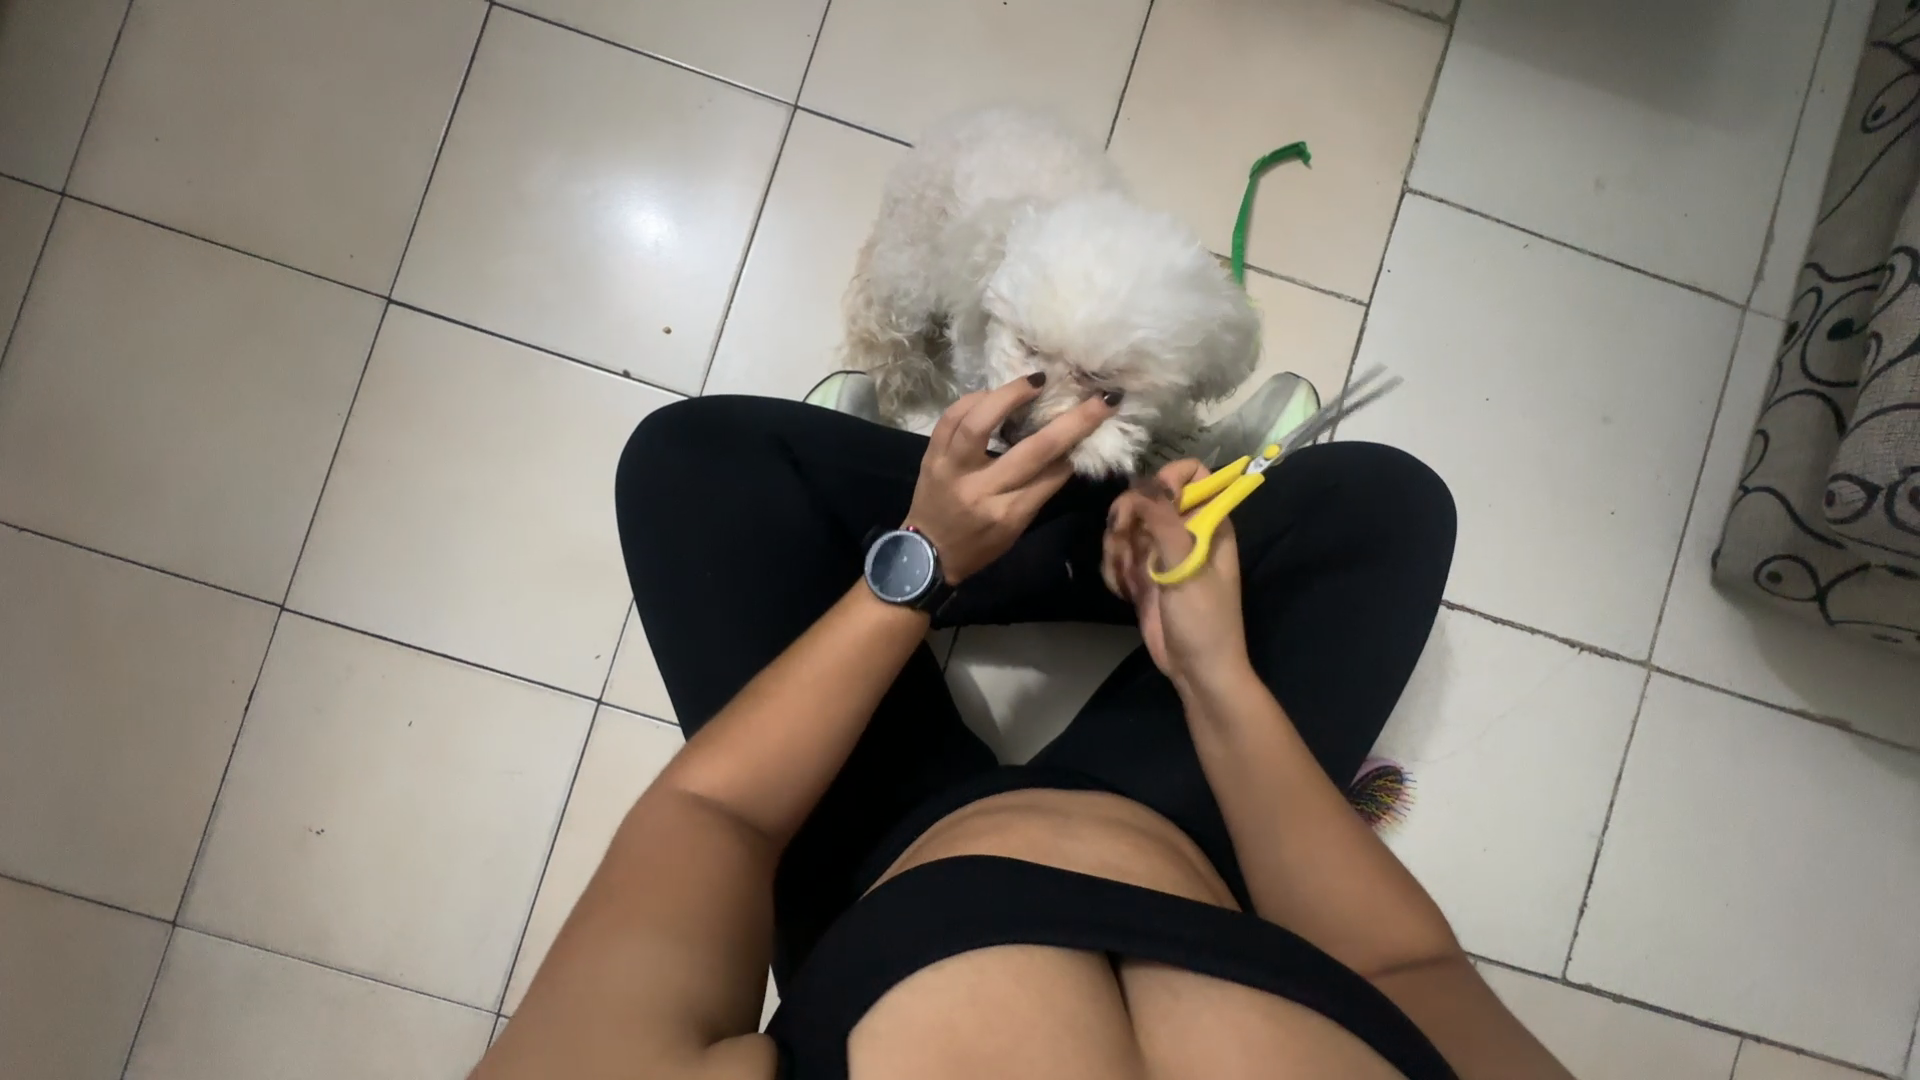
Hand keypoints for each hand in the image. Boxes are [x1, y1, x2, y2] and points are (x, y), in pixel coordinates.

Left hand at [904, 374, 1117, 583]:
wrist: (925, 555)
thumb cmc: (978, 545)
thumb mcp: (1015, 529)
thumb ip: (1039, 490)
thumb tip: (1068, 451)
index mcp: (1007, 514)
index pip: (1052, 475)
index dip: (1078, 443)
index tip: (1099, 415)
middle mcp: (980, 490)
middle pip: (1032, 450)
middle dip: (1070, 421)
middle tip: (1095, 397)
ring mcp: (951, 470)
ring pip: (978, 423)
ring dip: (1010, 395)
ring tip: (1035, 381)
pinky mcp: (931, 456)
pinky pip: (950, 419)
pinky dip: (972, 400)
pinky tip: (992, 393)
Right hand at [1102, 459, 1250, 692]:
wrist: (1197, 670)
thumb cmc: (1204, 619)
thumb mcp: (1187, 567)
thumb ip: (1164, 522)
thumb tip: (1142, 486)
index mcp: (1209, 522)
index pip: (1191, 473)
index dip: (1166, 480)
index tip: (1148, 504)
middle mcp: (1184, 530)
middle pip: (1145, 497)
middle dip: (1126, 518)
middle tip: (1121, 540)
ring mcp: (1160, 553)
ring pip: (1125, 526)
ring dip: (1116, 549)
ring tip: (1126, 577)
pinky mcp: (1142, 574)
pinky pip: (1116, 555)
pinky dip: (1114, 571)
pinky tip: (1124, 592)